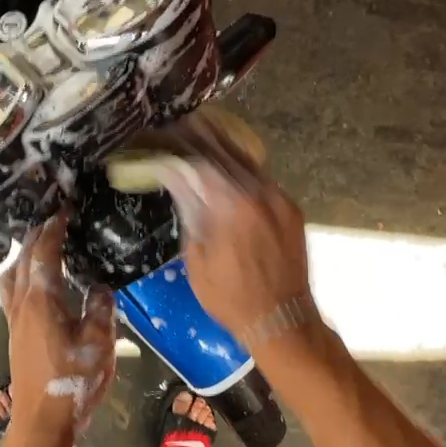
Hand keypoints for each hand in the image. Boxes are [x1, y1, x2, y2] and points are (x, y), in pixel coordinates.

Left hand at [0, 216, 118, 440]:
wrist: (42, 419)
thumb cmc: (72, 380)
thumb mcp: (98, 343)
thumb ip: (101, 310)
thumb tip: (100, 288)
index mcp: (41, 299)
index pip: (44, 253)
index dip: (54, 229)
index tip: (64, 211)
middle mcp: (21, 304)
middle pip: (23, 259)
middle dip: (36, 236)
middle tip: (53, 221)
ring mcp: (14, 320)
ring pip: (12, 276)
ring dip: (24, 256)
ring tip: (41, 249)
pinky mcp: (15, 334)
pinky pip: (13, 293)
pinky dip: (23, 277)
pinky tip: (38, 286)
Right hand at [155, 115, 317, 347]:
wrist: (281, 320)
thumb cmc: (230, 299)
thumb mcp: (196, 257)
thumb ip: (190, 211)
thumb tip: (176, 179)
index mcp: (231, 204)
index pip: (197, 158)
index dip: (174, 144)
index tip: (156, 136)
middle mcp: (259, 191)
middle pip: (223, 150)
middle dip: (196, 136)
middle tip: (174, 126)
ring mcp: (279, 197)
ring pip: (245, 160)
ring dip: (219, 147)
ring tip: (196, 134)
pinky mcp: (289, 208)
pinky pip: (260, 177)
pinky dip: (238, 167)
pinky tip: (225, 166)